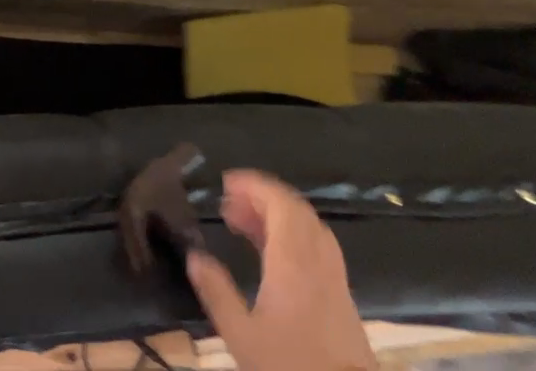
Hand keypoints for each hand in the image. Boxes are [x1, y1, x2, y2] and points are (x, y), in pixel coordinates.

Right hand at [184, 170, 374, 370]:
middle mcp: (317, 263)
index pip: (281, 205)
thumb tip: (194, 256)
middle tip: (229, 204)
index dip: (255, 186)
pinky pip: (318, 247)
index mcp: (293, 264)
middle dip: (263, 198)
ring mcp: (334, 280)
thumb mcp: (240, 335)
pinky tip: (273, 253)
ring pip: (310, 228)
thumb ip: (216, 291)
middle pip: (297, 212)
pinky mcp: (341, 297)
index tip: (225, 183)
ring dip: (279, 216)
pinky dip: (293, 236)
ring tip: (245, 223)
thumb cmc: (289, 368)